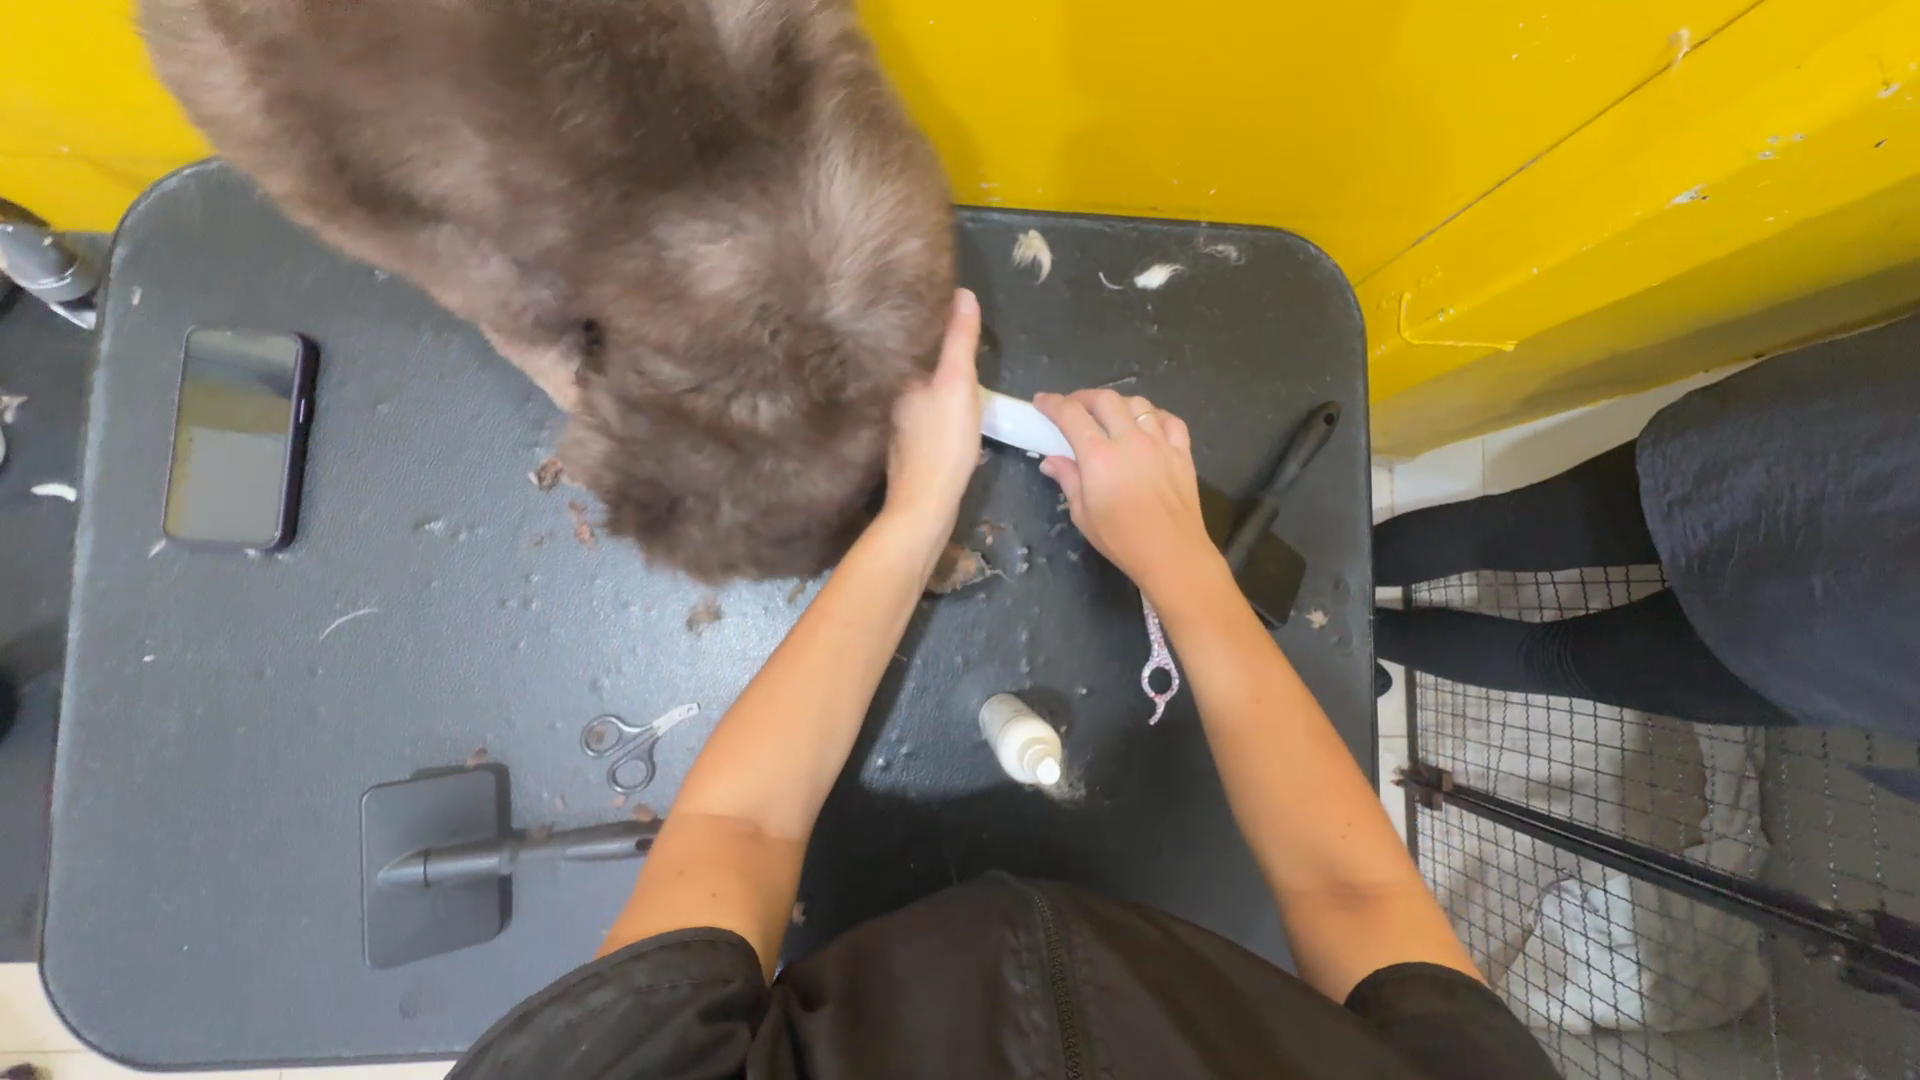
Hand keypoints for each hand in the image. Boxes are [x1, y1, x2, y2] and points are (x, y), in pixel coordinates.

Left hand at [883, 289, 981, 536]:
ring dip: (926, 386)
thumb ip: (959, 340)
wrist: (926, 505)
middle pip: (912, 371)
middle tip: (948, 336)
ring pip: (914, 397)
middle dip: (925, 357)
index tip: (937, 306)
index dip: (926, 327)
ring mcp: (898, 430)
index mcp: (900, 380)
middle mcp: (891, 402)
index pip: (911, 344)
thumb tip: (962, 293)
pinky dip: (927, 412)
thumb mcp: (958, 384)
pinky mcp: (907, 454)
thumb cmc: (943, 442)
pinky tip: (937, 414)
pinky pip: (918, 421)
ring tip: (944, 370)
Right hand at [1034, 389, 1224, 599]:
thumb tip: (1051, 461)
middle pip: (1105, 400)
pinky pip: (1169, 420)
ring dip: (1118, 403)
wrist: (1171, 554)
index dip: (1053, 404)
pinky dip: (1154, 415)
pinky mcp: (1182, 452)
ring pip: (1138, 404)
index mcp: (1099, 456)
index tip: (1042, 402)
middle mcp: (1129, 440)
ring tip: (1109, 415)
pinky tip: (1146, 425)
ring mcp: (1160, 443)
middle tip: (1073, 407)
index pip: (1071, 415)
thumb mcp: (1082, 514)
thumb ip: (1068, 480)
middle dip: (1084, 397)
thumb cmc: (1121, 539)